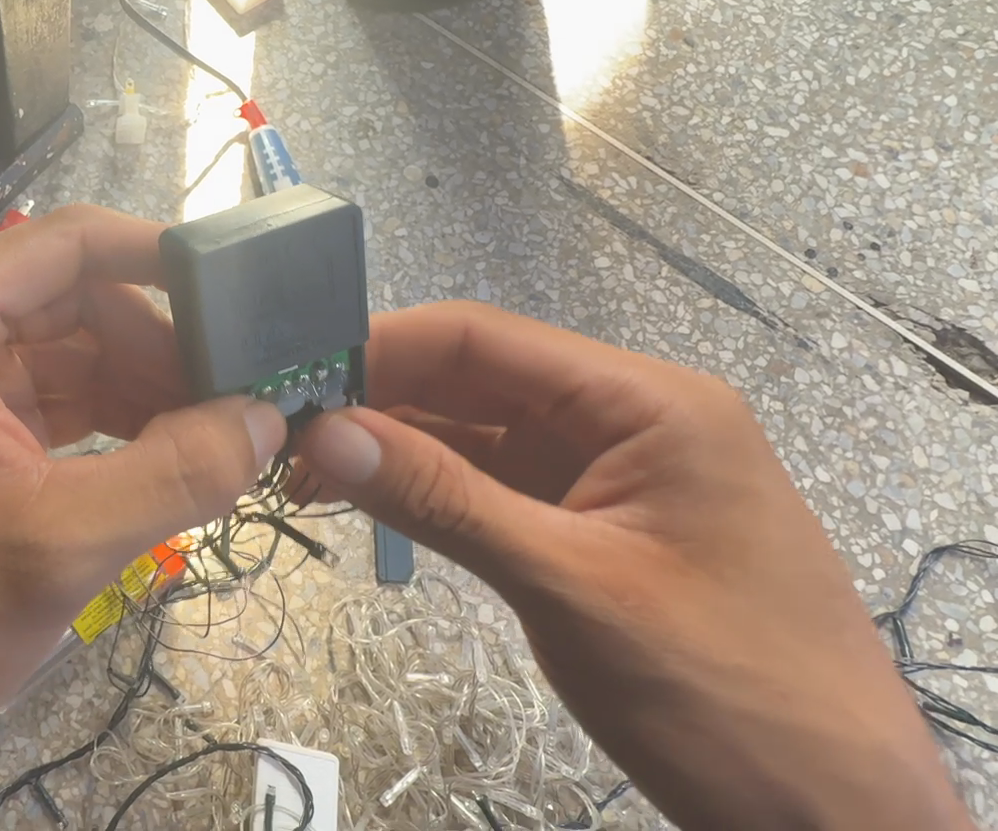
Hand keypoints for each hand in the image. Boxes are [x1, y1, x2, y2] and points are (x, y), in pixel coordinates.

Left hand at [0, 206, 287, 828]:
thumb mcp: (60, 544)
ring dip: (145, 381)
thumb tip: (266, 418)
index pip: (67, 242)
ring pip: (74, 346)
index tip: (238, 289)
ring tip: (218, 428)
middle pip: (77, 295)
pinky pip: (58, 394)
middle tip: (240, 386)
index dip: (158, 252)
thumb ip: (176, 474)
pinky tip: (169, 450)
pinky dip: (116, 415)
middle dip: (161, 338)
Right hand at [293, 301, 972, 830]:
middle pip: (467, 377)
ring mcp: (598, 469)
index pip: (480, 337)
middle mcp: (619, 418)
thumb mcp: (567, 585)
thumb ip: (439, 497)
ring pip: (466, 428)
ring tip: (304, 473)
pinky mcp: (580, 517)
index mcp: (643, 402)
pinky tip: (361, 497)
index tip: (294, 379)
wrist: (836, 829)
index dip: (379, 348)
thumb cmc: (727, 697)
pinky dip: (418, 486)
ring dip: (387, 446)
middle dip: (372, 401)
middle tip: (284, 436)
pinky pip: (481, 478)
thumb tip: (322, 431)